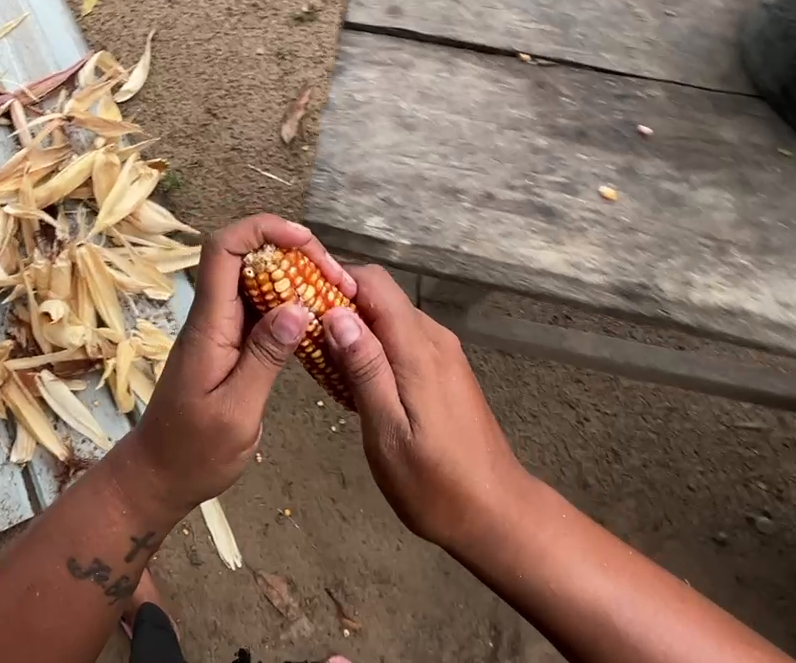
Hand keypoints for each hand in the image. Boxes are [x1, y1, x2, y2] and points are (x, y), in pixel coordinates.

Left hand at [120, 214, 357, 516]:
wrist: (160, 474)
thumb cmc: (194, 451)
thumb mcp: (236, 412)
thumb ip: (264, 358)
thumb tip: (297, 305)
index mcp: (208, 325)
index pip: (222, 250)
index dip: (261, 229)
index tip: (305, 240)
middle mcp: (212, 317)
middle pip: (246, 257)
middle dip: (293, 252)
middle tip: (337, 278)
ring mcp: (220, 329)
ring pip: (256, 280)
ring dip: (296, 277)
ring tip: (337, 292)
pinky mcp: (230, 344)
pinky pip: (261, 308)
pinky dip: (291, 304)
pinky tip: (320, 318)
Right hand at [319, 267, 529, 551]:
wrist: (499, 517)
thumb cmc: (437, 485)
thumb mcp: (389, 433)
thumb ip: (364, 370)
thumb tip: (336, 314)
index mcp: (419, 349)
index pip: (374, 282)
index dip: (333, 277)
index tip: (296, 294)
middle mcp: (434, 338)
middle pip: (379, 295)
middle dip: (336, 301)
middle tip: (298, 329)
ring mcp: (443, 353)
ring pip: (388, 315)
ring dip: (352, 325)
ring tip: (317, 354)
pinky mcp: (444, 369)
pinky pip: (400, 337)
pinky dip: (370, 344)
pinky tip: (350, 376)